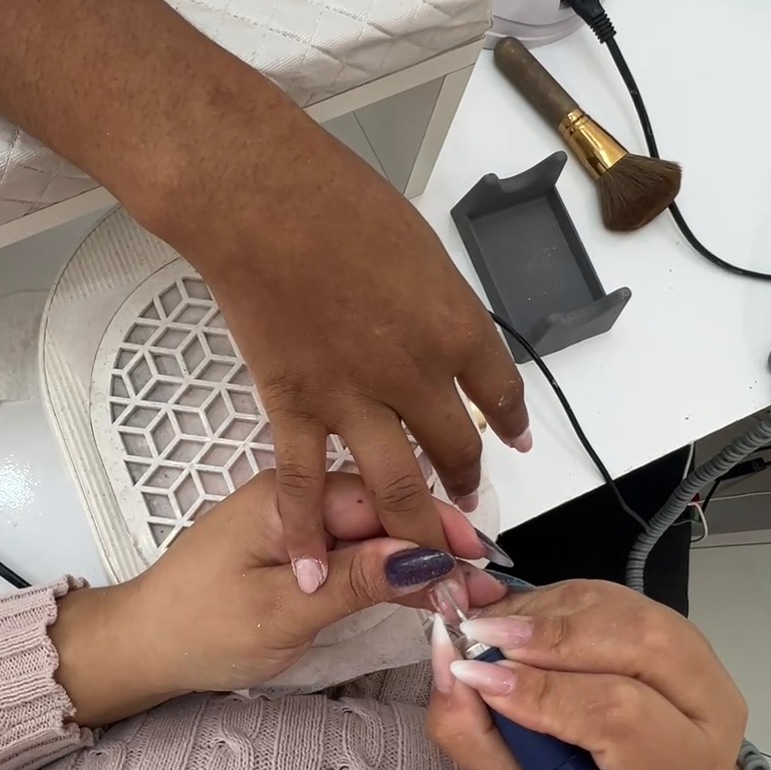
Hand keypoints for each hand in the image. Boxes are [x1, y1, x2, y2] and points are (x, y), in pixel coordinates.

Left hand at [49, 471, 508, 724]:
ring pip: (373, 529)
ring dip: (418, 558)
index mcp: (289, 495)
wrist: (145, 643)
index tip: (478, 563)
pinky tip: (424, 586)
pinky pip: (354, 547)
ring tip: (469, 588)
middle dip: (436, 542)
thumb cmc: (202, 628)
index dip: (433, 529)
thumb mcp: (282, 610)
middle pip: (382, 508)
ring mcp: (298, 517)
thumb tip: (425, 559)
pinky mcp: (298, 544)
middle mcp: (297, 493)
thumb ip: (355, 580)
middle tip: (485, 580)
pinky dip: (389, 568)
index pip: (379, 498)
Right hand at [148, 113, 530, 593]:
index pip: (500, 390)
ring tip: (424, 551)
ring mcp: (352, 398)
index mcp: (454, 323)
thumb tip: (444, 334)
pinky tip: (314, 572)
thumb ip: (437, 304)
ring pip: (395, 484)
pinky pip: (303, 482)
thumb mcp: (418, 246)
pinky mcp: (292, 407)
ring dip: (414, 524)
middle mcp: (414, 373)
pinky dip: (307, 532)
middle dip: (467, 488)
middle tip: (470, 513)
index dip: (511, 422)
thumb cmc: (339, 198)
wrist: (255, 198)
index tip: (515, 441)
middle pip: (456, 449)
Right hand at [425, 580, 754, 769]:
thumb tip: (447, 664)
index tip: (476, 676)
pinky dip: (545, 599)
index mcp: (685, 765)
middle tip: (477, 635)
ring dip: (541, 611)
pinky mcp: (660, 610)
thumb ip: (477, 737)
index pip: (619, 714)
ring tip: (487, 626)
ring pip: (616, 606)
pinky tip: (511, 618)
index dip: (544, 691)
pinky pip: (597, 590)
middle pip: (633, 643)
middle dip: (546, 635)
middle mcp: (707, 697)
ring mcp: (690, 644)